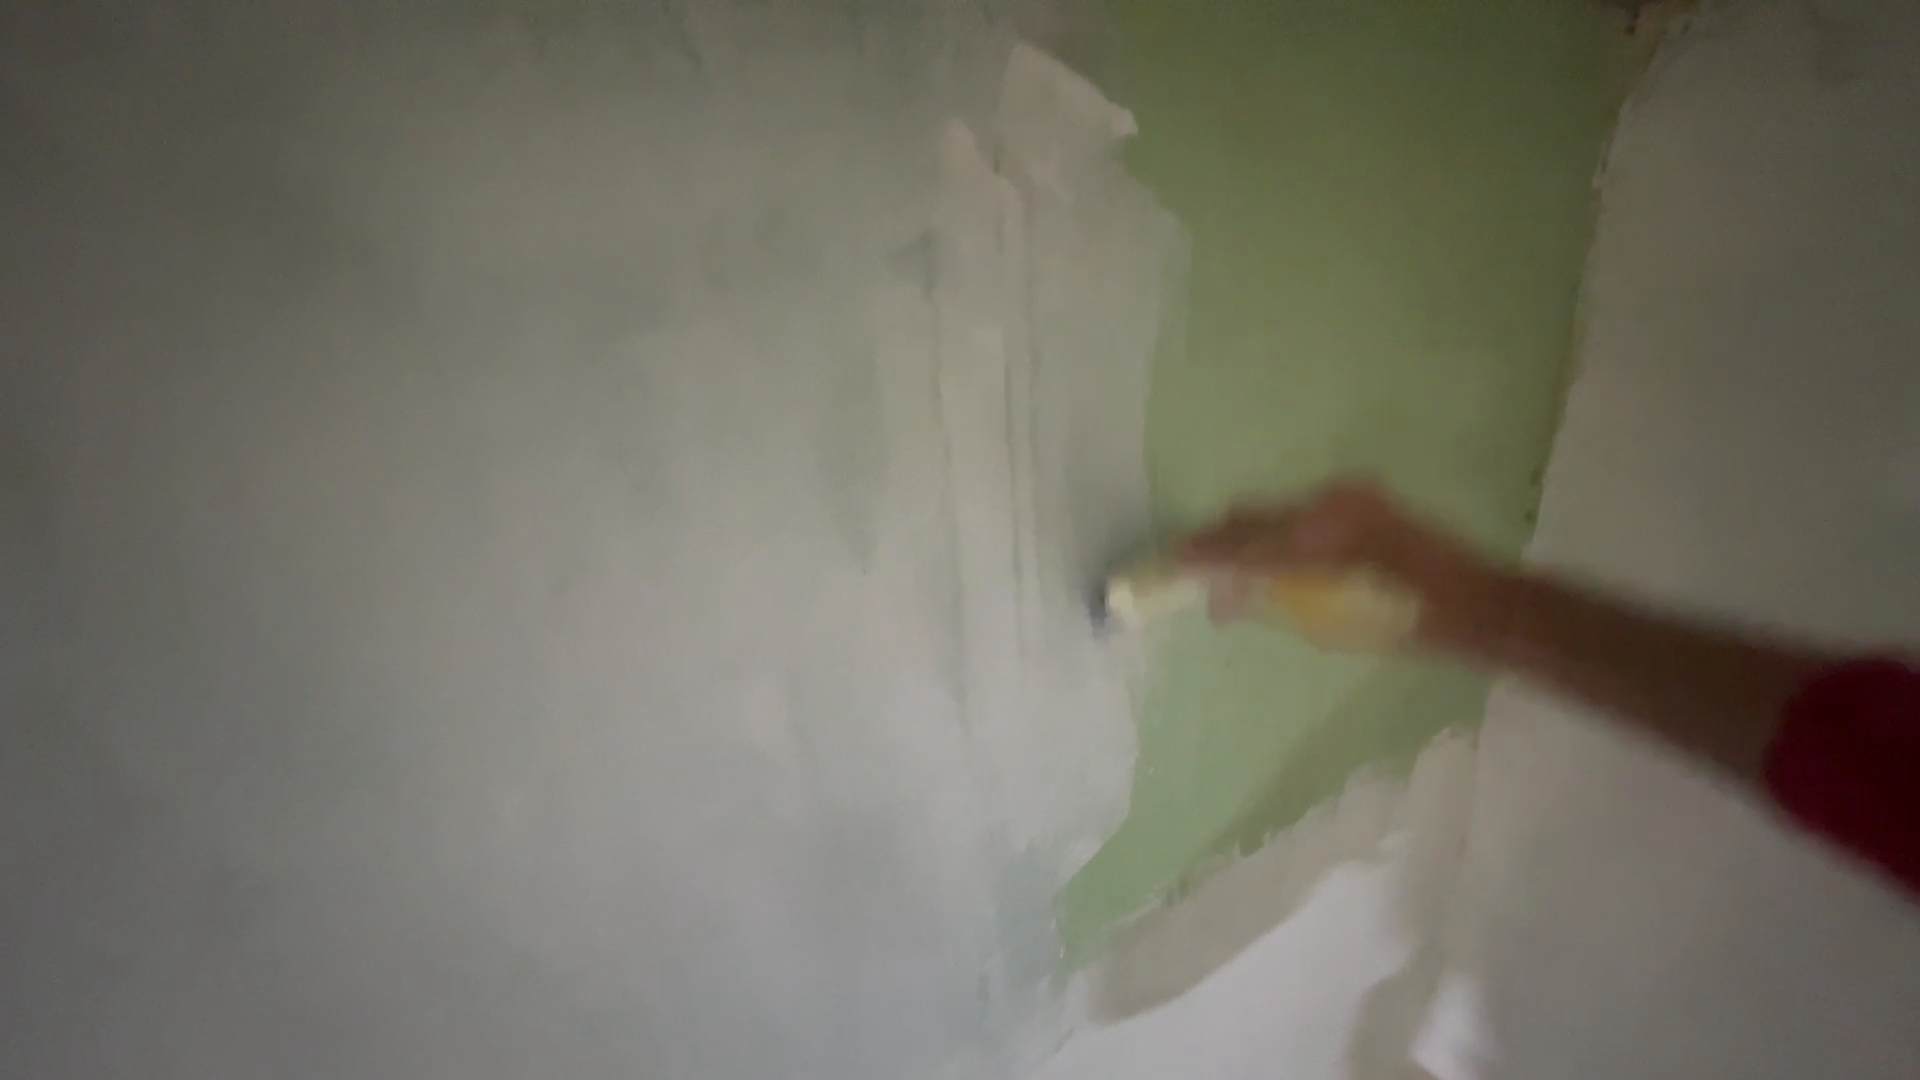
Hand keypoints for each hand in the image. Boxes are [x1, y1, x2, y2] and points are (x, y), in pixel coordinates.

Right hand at [1172, 480, 1515, 654]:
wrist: (1475, 603)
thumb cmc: (1400, 625)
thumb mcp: (1326, 623)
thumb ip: (1268, 602)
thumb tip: (1221, 601)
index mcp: (1317, 543)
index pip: (1242, 544)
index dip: (1204, 555)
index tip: (1175, 564)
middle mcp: (1325, 506)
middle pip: (1250, 518)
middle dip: (1219, 543)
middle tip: (1202, 573)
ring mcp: (1343, 497)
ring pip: (1273, 512)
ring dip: (1249, 539)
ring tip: (1239, 571)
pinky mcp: (1358, 497)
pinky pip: (1300, 512)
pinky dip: (1279, 533)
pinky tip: (1278, 557)